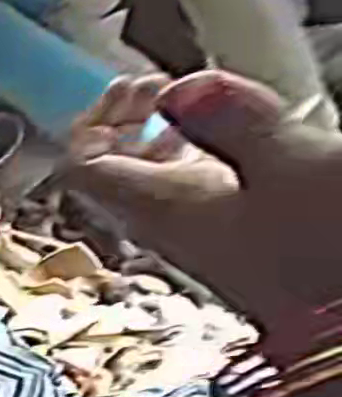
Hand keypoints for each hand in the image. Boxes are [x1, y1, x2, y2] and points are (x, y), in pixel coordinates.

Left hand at [64, 71, 341, 364]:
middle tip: (152, 85)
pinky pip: (172, 189)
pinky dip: (179, 156)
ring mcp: (180, 229)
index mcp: (151, 206)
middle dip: (115, 123)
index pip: (81, 165)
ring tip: (177, 101)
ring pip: (136, 179)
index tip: (134, 84)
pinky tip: (209, 140)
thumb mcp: (294, 166)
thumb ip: (234, 125)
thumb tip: (180, 88)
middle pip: (101, 170)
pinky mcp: (212, 233)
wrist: (341, 312)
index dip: (94, 121)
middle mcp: (151, 221)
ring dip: (149, 136)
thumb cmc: (324, 245)